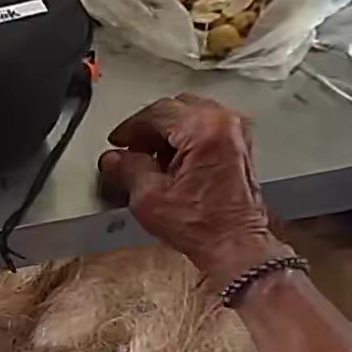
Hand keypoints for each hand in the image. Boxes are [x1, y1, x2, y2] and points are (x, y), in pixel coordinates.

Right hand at [98, 93, 284, 289]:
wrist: (232, 243)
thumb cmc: (201, 226)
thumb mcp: (149, 199)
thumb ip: (128, 170)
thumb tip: (114, 158)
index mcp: (205, 129)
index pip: (158, 112)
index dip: (130, 127)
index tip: (116, 141)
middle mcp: (226, 124)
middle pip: (176, 108)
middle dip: (148, 128)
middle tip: (129, 149)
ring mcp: (236, 133)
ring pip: (190, 116)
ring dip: (165, 133)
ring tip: (147, 159)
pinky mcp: (238, 146)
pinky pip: (204, 128)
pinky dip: (183, 139)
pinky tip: (168, 163)